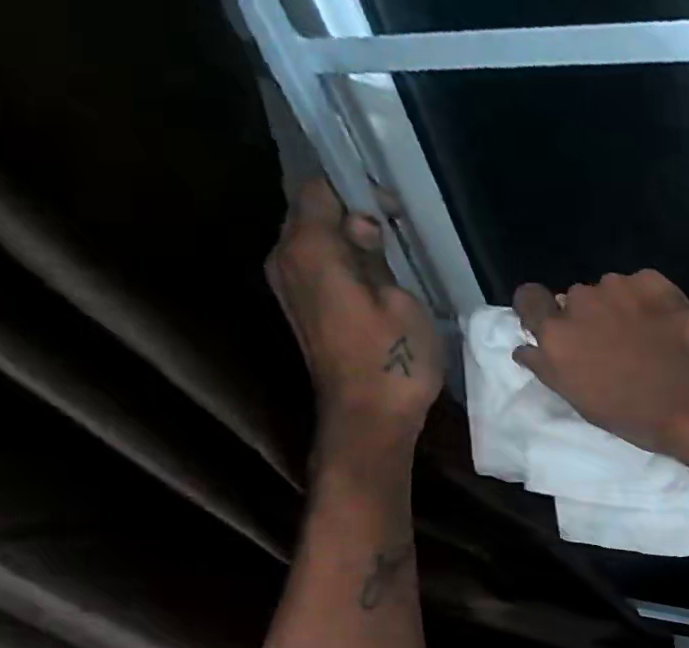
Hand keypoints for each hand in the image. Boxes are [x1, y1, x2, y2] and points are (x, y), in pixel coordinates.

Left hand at [266, 178, 443, 466]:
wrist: (368, 417)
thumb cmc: (392, 359)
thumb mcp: (402, 301)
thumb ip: (376, 256)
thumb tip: (362, 229)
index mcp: (309, 249)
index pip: (319, 191)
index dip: (355, 188)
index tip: (392, 204)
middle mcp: (286, 260)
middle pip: (311, 215)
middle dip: (352, 213)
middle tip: (398, 227)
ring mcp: (288, 287)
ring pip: (314, 242)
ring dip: (349, 241)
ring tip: (392, 254)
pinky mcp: (302, 310)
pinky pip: (318, 269)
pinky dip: (344, 264)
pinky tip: (377, 280)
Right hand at [511, 271, 688, 467]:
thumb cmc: (638, 416)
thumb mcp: (582, 402)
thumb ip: (550, 368)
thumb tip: (527, 348)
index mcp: (556, 336)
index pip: (529, 299)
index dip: (542, 309)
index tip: (560, 324)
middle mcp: (580, 302)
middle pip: (577, 300)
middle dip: (592, 317)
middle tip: (618, 345)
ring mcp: (618, 287)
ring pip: (611, 291)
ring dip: (623, 307)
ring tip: (650, 338)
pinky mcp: (653, 281)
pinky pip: (644, 286)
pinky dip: (652, 301)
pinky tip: (670, 326)